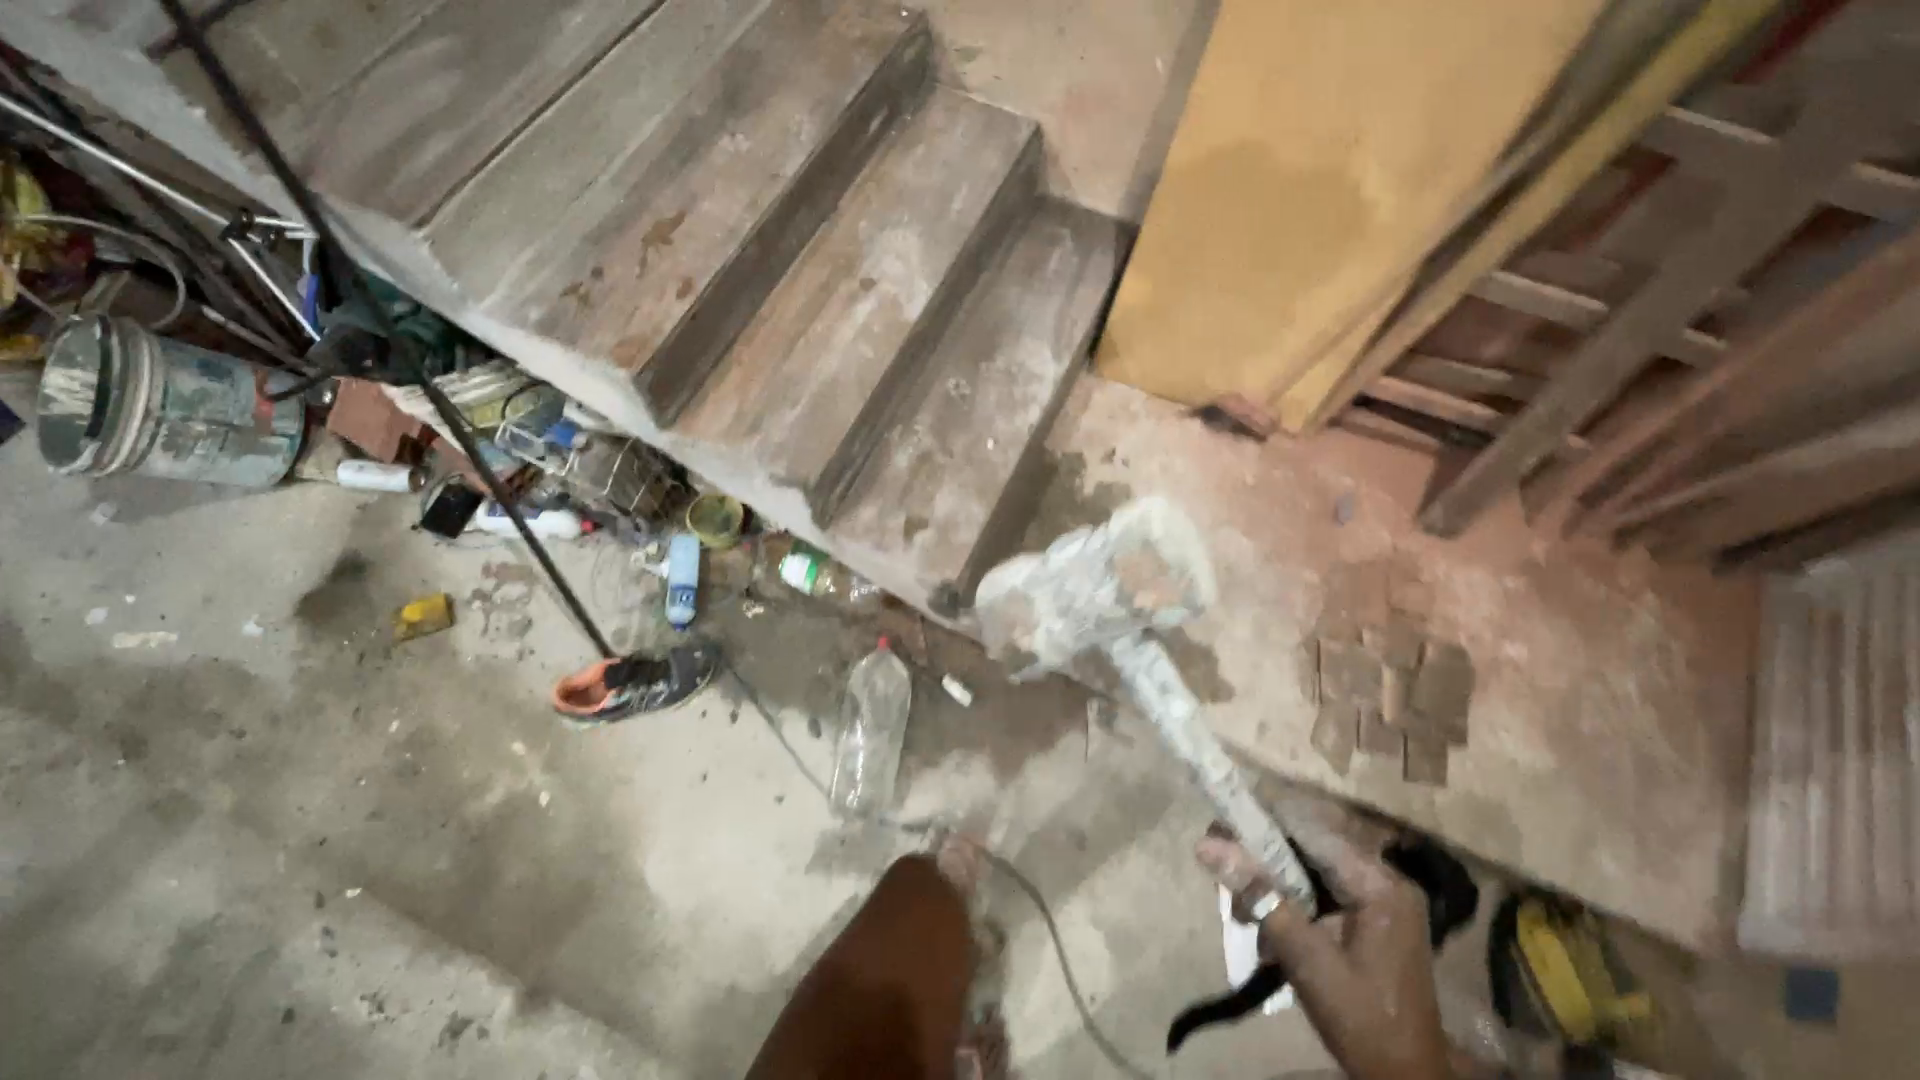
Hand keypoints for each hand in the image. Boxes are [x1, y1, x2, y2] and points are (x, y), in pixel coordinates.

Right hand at [1195, 822, 1453, 1079]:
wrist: (1408, 1079)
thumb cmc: (1361, 1020)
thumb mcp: (1305, 958)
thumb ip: (1259, 896)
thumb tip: (1206, 844)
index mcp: (1380, 885)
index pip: (1311, 829)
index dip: (1262, 821)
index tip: (1219, 823)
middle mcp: (1386, 881)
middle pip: (1310, 847)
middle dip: (1262, 860)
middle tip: (1222, 874)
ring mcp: (1382, 901)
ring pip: (1311, 870)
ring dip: (1272, 886)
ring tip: (1241, 914)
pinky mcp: (1374, 920)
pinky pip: (1322, 893)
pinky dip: (1291, 905)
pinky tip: (1267, 932)